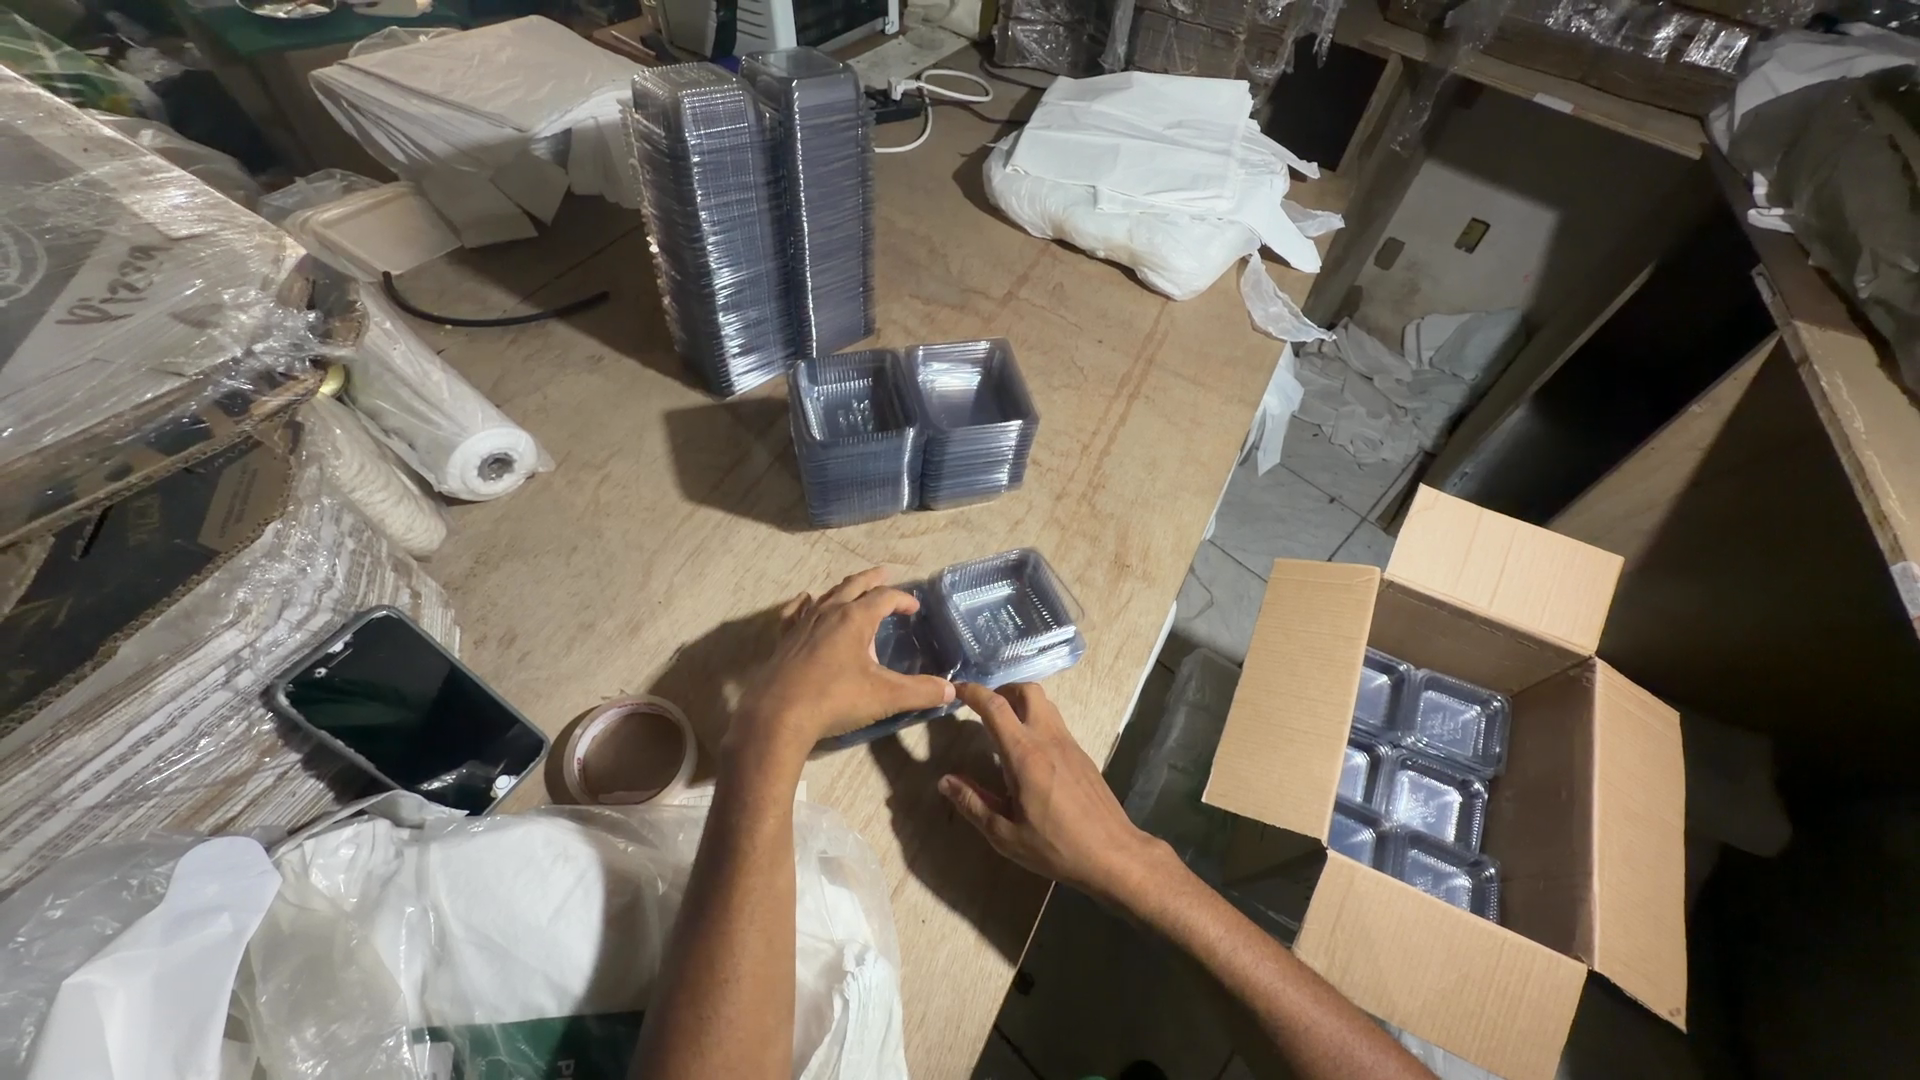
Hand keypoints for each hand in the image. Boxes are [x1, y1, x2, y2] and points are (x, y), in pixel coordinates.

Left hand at [727, 568, 955, 764]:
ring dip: (843, 589)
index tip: (914, 607)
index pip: (884, 597)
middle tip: (886, 573)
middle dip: (873, 579)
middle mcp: (828, 613)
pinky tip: (805, 601)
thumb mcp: (885, 696)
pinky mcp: (784, 641)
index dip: (902, 599)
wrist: (777, 716)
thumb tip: (950, 691)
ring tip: (853, 589)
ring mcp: (802, 625)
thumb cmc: (834, 699)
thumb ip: (920, 692)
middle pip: (854, 585)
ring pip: (826, 596)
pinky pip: (795, 613)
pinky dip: (805, 603)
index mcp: (855, 619)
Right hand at [938, 682, 1171, 904]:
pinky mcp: (1081, 754)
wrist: (1113, 853)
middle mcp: (1047, 738)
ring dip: (1021, 702)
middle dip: (1002, 689)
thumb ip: (973, 803)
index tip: (956, 689)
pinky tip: (1029, 750)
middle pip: (1027, 690)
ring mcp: (1069, 743)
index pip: (994, 707)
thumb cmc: (1056, 846)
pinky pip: (1055, 722)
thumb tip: (945, 781)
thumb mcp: (1005, 834)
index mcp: (1024, 754)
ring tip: (1003, 725)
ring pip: (1045, 703)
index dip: (972, 692)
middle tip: (984, 706)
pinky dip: (1036, 719)